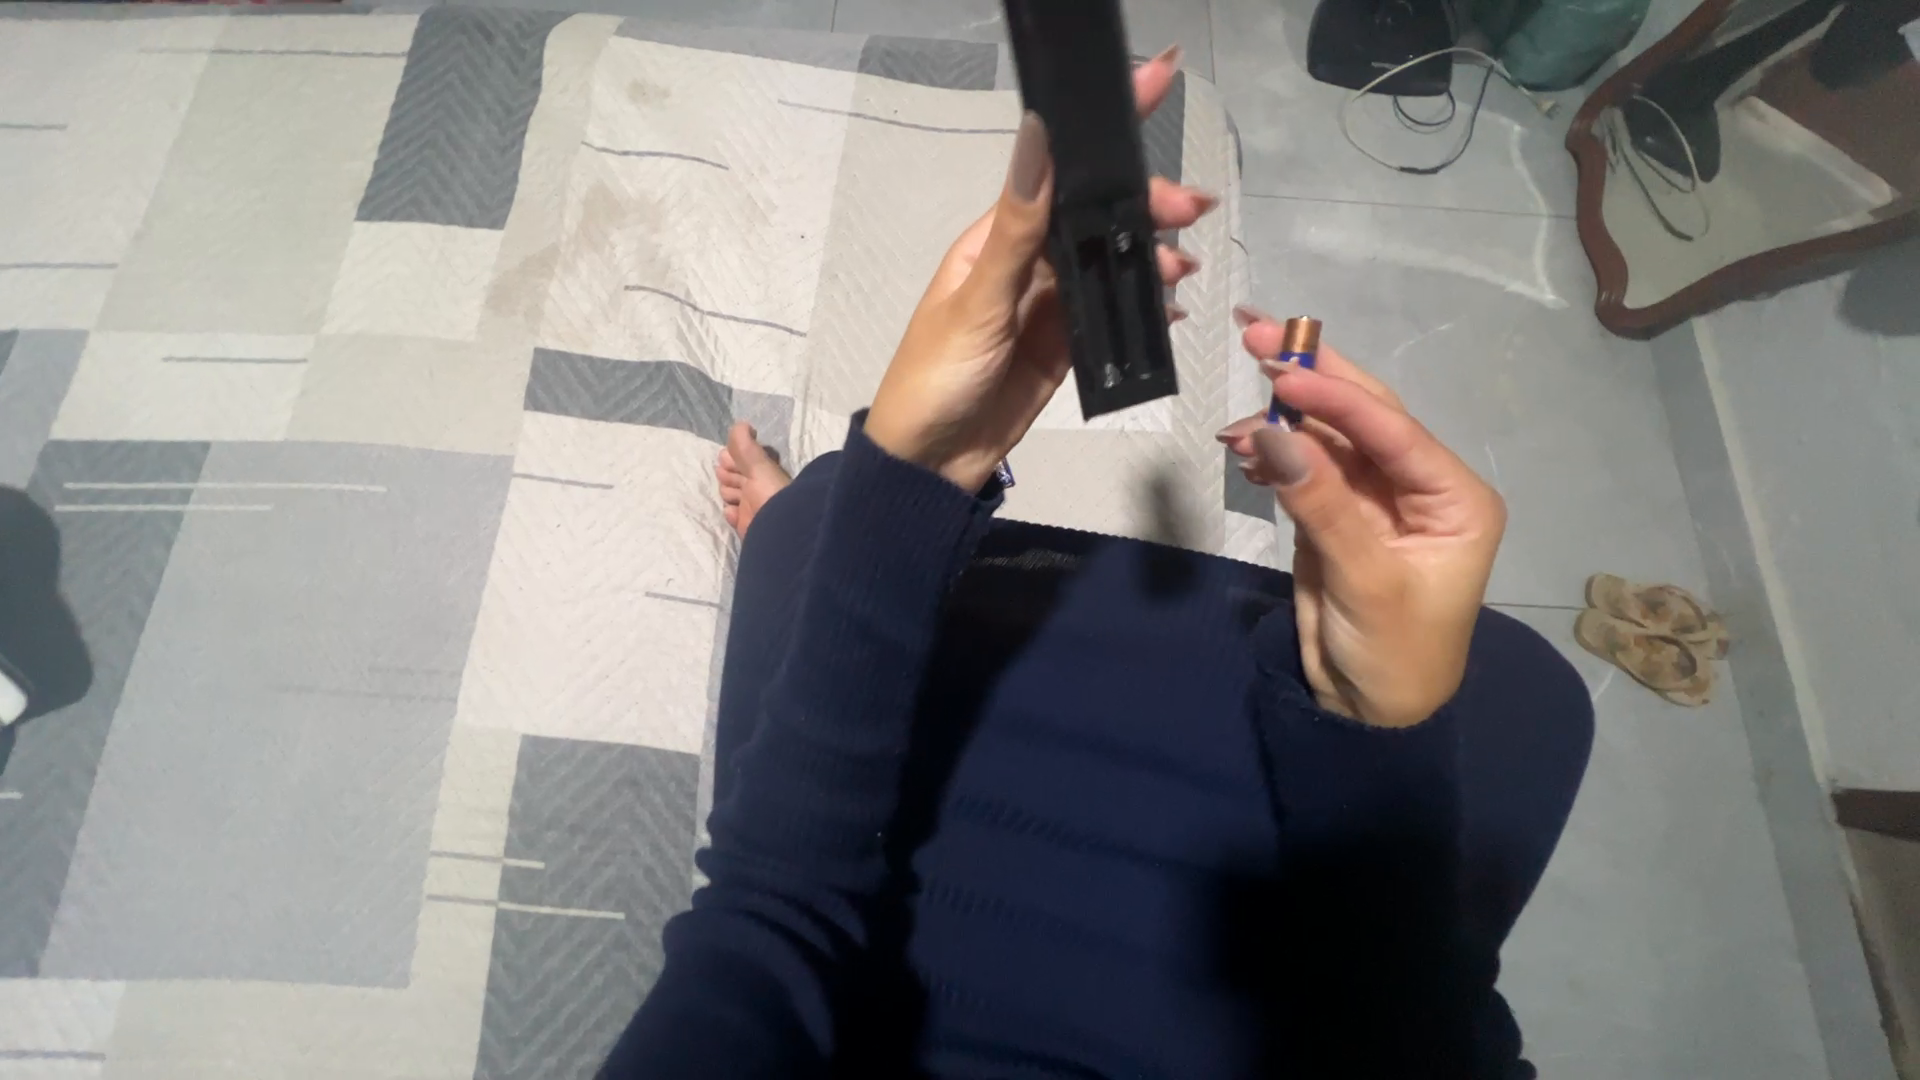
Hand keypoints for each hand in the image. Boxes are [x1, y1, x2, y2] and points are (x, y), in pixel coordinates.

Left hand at [865, 47, 1216, 491]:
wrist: (934, 460)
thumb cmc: (938, 376)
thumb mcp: (976, 303)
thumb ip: (1016, 231)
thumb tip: (1038, 137)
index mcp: (996, 240)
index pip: (1057, 175)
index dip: (1101, 135)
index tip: (1156, 86)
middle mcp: (1026, 266)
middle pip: (1095, 221)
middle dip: (1143, 207)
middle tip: (1190, 209)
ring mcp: (1049, 308)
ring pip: (1110, 266)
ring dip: (1150, 258)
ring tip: (1180, 268)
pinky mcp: (1065, 348)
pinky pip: (1111, 316)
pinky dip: (1142, 309)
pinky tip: (1170, 307)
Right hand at [1219, 314, 1505, 728]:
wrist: (1368, 705)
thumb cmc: (1394, 648)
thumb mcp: (1363, 578)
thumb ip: (1319, 502)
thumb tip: (1268, 434)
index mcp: (1452, 495)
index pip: (1391, 430)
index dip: (1336, 397)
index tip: (1282, 372)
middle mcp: (1414, 483)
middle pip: (1361, 415)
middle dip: (1309, 379)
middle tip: (1256, 335)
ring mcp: (1370, 496)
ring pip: (1322, 439)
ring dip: (1277, 424)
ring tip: (1233, 427)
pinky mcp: (1332, 512)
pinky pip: (1299, 469)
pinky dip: (1270, 456)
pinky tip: (1242, 450)